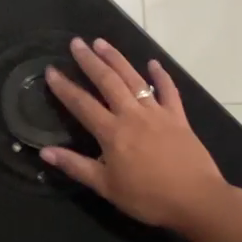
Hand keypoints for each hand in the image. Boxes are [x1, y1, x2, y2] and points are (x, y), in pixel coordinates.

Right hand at [41, 38, 230, 230]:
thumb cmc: (147, 198)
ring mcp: (157, 113)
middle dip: (90, 61)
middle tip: (76, 43)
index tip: (51, 70)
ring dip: (117, 59)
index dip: (64, 87)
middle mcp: (132, 115)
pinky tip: (153, 63)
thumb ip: (76, 166)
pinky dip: (161, 75)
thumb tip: (45, 151)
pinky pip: (168, 91)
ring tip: (102, 42)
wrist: (195, 199)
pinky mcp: (178, 117)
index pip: (82, 104)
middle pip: (107, 81)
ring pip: (134, 79)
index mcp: (112, 133)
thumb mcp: (106, 187)